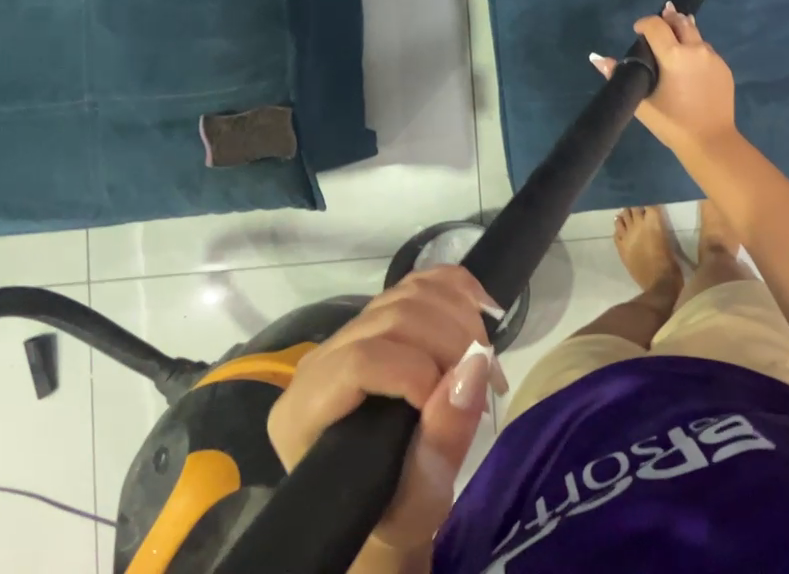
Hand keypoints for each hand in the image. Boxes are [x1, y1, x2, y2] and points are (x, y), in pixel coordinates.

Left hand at [266, 267, 502, 553]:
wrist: (390, 497)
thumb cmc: (395, 508)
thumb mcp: (421, 498)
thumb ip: (443, 439)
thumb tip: (473, 367)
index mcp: (305, 413)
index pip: (359, 361)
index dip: (413, 371)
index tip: (447, 402)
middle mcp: (319, 363)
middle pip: (392, 319)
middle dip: (451, 342)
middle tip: (483, 381)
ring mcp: (350, 333)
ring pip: (409, 294)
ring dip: (462, 318)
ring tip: (483, 362)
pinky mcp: (381, 317)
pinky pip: (420, 280)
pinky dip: (458, 288)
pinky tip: (481, 313)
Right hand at [591, 3, 736, 155]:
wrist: (711, 140)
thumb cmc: (672, 123)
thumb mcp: (642, 102)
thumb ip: (619, 75)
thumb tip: (596, 58)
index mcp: (674, 55)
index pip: (656, 25)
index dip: (644, 23)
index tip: (637, 30)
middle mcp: (696, 50)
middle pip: (681, 22)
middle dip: (668, 18)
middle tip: (660, 19)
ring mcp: (714, 59)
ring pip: (697, 36)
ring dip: (684, 34)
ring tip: (674, 39)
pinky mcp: (725, 69)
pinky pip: (707, 52)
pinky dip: (696, 51)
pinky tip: (690, 64)